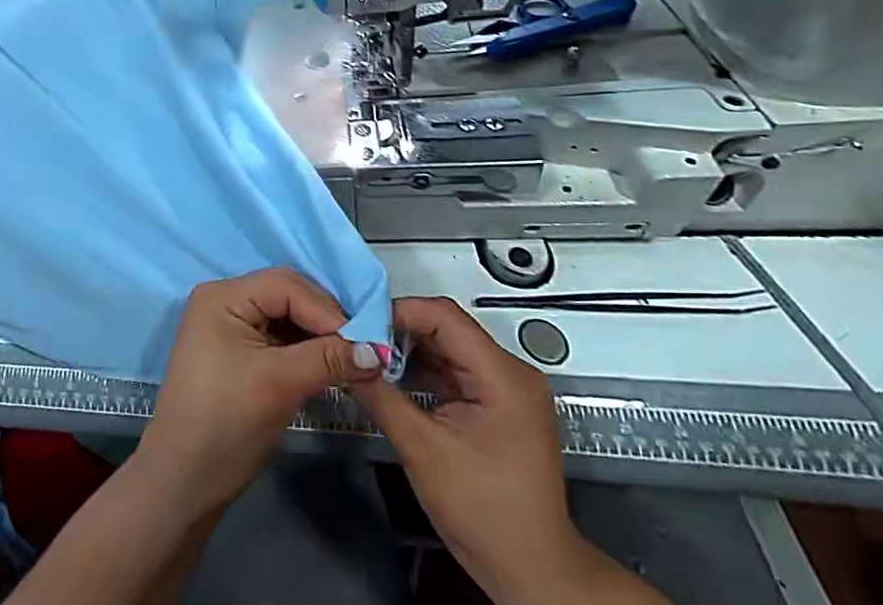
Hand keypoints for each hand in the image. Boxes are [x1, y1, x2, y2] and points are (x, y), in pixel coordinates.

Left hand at [137, 268, 382, 509]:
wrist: (183, 485)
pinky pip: (280, 337)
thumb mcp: (280, 385)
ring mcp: (230, 326)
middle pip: (289, 296)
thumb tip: (379, 351)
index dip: (327, 310)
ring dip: (319, 336)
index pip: (286, 286)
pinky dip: (306, 349)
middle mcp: (225, 301)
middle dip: (326, 321)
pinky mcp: (238, 351)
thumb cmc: (225, 425)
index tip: (364, 342)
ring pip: (288, 317)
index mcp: (223, 296)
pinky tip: (329, 365)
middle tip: (362, 349)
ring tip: (351, 359)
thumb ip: (329, 359)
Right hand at [353, 297, 666, 604]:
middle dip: (402, 331)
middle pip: (449, 328)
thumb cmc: (488, 516)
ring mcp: (509, 389)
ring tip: (373, 358)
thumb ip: (382, 398)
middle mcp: (512, 373)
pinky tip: (397, 379)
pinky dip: (427, 372)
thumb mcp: (423, 450)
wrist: (531, 569)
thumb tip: (352, 363)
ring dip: (412, 351)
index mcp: (504, 377)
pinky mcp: (500, 405)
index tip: (363, 322)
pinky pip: (458, 372)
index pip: (445, 317)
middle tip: (362, 339)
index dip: (400, 313)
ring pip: (451, 349)